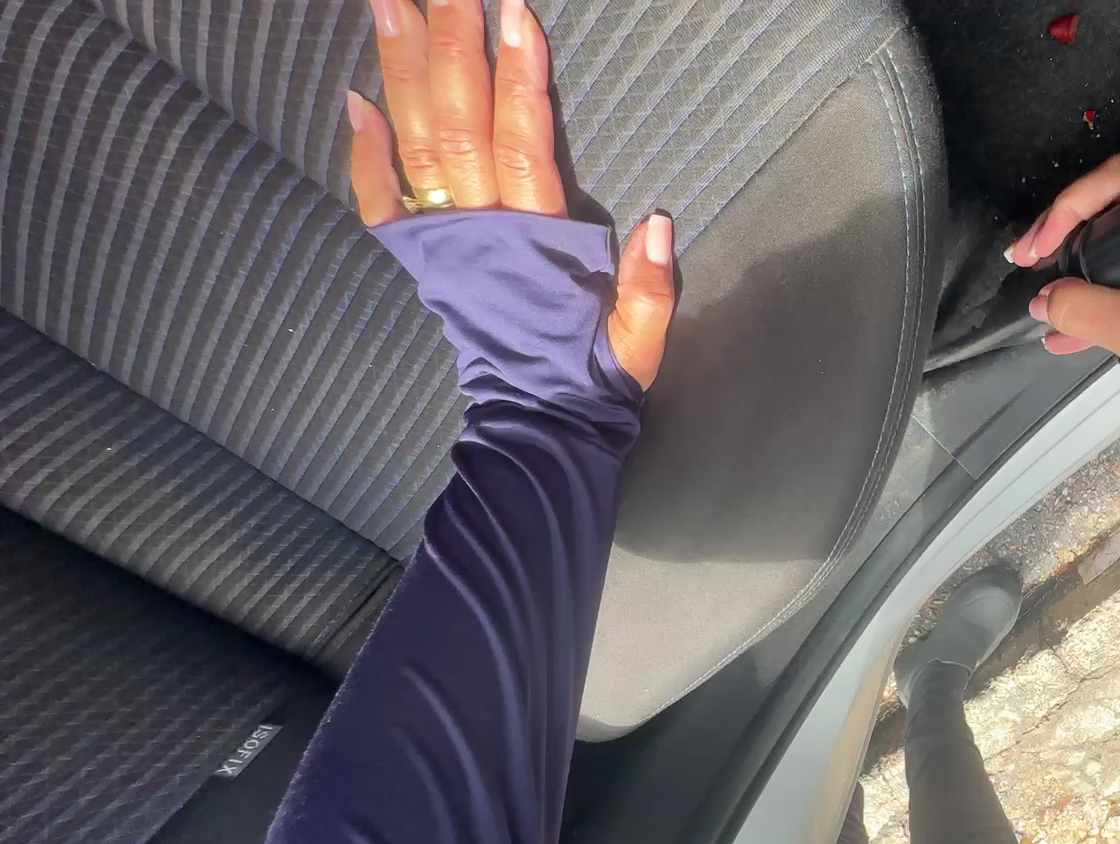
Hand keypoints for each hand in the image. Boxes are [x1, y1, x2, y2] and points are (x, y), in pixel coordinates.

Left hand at [346, 0, 674, 388]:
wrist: (543, 422)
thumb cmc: (596, 379)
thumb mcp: (641, 344)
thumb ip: (650, 288)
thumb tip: (660, 223)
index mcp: (538, 248)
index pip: (523, 146)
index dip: (520, 80)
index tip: (515, 16)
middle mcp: (483, 234)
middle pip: (458, 126)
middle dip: (451, 49)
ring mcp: (447, 246)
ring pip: (418, 145)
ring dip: (401, 70)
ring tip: (390, 1)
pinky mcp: (427, 264)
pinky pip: (384, 202)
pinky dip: (365, 151)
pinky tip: (355, 99)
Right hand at [1006, 154, 1119, 369]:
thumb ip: (1083, 310)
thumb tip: (1041, 301)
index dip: (1070, 207)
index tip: (1037, 247)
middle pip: (1114, 216)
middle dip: (1063, 238)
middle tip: (1025, 260)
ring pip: (1117, 258)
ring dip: (1073, 278)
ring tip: (1039, 303)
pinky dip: (1095, 310)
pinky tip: (1063, 335)